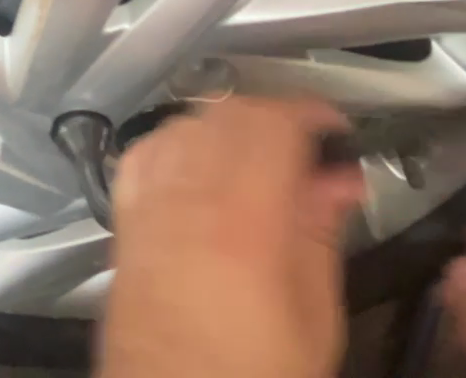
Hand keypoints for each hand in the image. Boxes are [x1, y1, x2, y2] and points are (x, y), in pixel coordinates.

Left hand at [97, 97, 366, 377]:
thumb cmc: (253, 368)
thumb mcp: (312, 315)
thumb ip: (322, 232)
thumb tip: (341, 177)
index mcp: (244, 214)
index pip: (275, 124)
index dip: (311, 114)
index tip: (338, 128)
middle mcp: (190, 190)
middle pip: (231, 113)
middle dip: (275, 118)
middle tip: (308, 151)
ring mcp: (151, 197)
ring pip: (189, 121)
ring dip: (229, 125)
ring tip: (259, 156)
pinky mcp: (124, 212)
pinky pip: (150, 148)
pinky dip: (180, 141)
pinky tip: (199, 162)